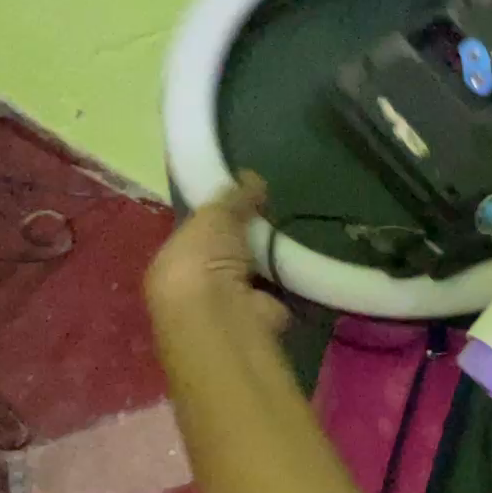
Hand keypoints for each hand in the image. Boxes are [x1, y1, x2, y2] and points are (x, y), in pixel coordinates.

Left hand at [144, 171, 288, 336]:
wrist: (226, 311)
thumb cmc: (204, 260)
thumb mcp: (214, 216)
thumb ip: (233, 198)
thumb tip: (252, 176)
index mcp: (180, 257)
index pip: (203, 233)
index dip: (225, 217)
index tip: (250, 202)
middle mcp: (206, 283)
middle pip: (235, 254)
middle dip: (254, 240)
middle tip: (278, 218)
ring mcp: (238, 302)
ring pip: (261, 274)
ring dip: (276, 261)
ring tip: (300, 237)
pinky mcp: (269, 316)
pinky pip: (286, 292)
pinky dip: (297, 281)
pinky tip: (311, 264)